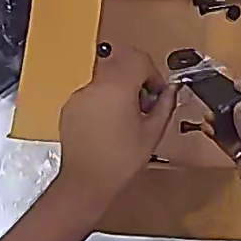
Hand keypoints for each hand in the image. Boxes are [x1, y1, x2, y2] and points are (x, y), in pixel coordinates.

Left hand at [56, 44, 178, 205]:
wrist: (87, 181)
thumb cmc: (122, 160)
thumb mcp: (152, 133)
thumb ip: (165, 106)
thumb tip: (171, 90)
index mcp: (118, 88)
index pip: (139, 59)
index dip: (153, 73)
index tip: (158, 93)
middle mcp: (96, 86)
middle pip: (121, 64)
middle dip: (137, 78)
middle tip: (145, 104)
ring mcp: (80, 96)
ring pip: (106, 79)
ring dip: (121, 90)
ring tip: (128, 119)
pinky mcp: (70, 108)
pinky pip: (93, 94)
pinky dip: (105, 101)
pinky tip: (110, 126)